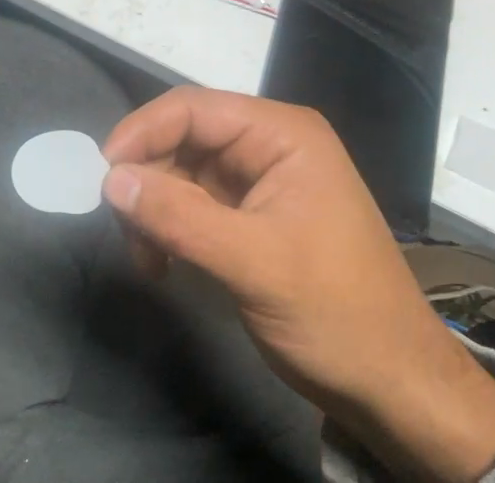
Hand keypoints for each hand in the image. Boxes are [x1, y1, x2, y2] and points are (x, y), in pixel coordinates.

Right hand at [101, 88, 494, 482]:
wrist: (392, 386)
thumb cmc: (337, 314)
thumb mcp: (255, 263)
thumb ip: (180, 216)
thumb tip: (110, 180)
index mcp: (281, 136)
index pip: (192, 109)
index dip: (141, 132)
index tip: (102, 174)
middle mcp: (266, 148)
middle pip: (180, 139)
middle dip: (146, 180)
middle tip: (122, 227)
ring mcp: (256, 183)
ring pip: (177, 174)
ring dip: (151, 211)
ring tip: (147, 258)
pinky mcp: (246, 218)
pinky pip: (187, 206)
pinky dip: (165, 229)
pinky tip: (161, 265)